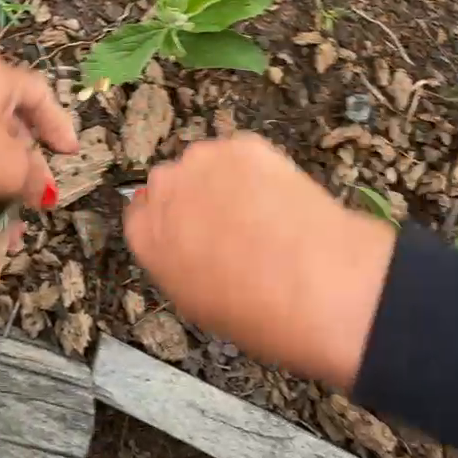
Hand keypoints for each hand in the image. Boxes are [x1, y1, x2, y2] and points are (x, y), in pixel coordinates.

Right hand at [124, 134, 395, 389]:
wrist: (318, 285)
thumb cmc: (261, 312)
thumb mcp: (200, 304)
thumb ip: (176, 263)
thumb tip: (187, 248)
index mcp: (145, 235)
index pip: (139, 214)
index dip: (169, 223)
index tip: (190, 232)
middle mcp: (164, 189)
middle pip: (170, 183)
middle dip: (194, 197)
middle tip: (229, 225)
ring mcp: (202, 161)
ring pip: (206, 164)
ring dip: (224, 180)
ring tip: (260, 213)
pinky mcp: (242, 144)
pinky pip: (242, 153)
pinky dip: (258, 169)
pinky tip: (278, 198)